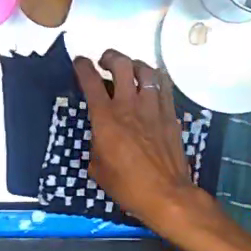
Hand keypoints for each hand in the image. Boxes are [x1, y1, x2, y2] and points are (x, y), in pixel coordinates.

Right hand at [74, 49, 204, 229]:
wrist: (166, 194)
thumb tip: (100, 137)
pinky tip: (151, 83)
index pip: (91, 81)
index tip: (79, 61)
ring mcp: (153, 108)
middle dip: (111, 57)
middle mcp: (129, 106)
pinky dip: (155, 79)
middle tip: (105, 61)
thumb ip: (96, 144)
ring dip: (135, 64)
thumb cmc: (126, 185)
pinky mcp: (171, 115)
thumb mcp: (97, 167)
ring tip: (130, 69)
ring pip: (147, 71)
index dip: (82, 66)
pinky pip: (164, 87)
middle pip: (122, 65)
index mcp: (105, 118)